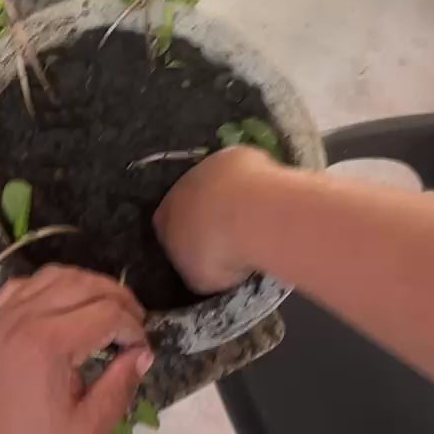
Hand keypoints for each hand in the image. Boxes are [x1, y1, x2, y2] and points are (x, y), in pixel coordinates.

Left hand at [0, 266, 151, 433]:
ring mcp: (6, 313)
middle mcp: (26, 316)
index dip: (133, 327)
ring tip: (108, 309)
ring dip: (89, 285)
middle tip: (135, 324)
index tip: (142, 350)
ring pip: (57, 274)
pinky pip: (26, 282)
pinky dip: (52, 284)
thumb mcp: (91, 427)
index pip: (106, 313)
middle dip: (119, 299)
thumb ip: (121, 385)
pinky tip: (65, 304)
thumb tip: (143, 352)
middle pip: (85, 284)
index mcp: (49, 342)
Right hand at [154, 146, 279, 293]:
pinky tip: (269, 199)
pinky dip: (254, 182)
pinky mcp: (235, 155)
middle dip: (209, 214)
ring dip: (232, 196)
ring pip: (218, 183)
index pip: (166, 227)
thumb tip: (203, 266)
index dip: (187, 238)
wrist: (246, 215)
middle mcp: (179, 188)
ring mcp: (207, 167)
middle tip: (232, 235)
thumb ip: (196, 268)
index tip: (206, 252)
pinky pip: (243, 170)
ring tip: (255, 218)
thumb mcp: (200, 278)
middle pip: (191, 200)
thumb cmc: (217, 253)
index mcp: (164, 219)